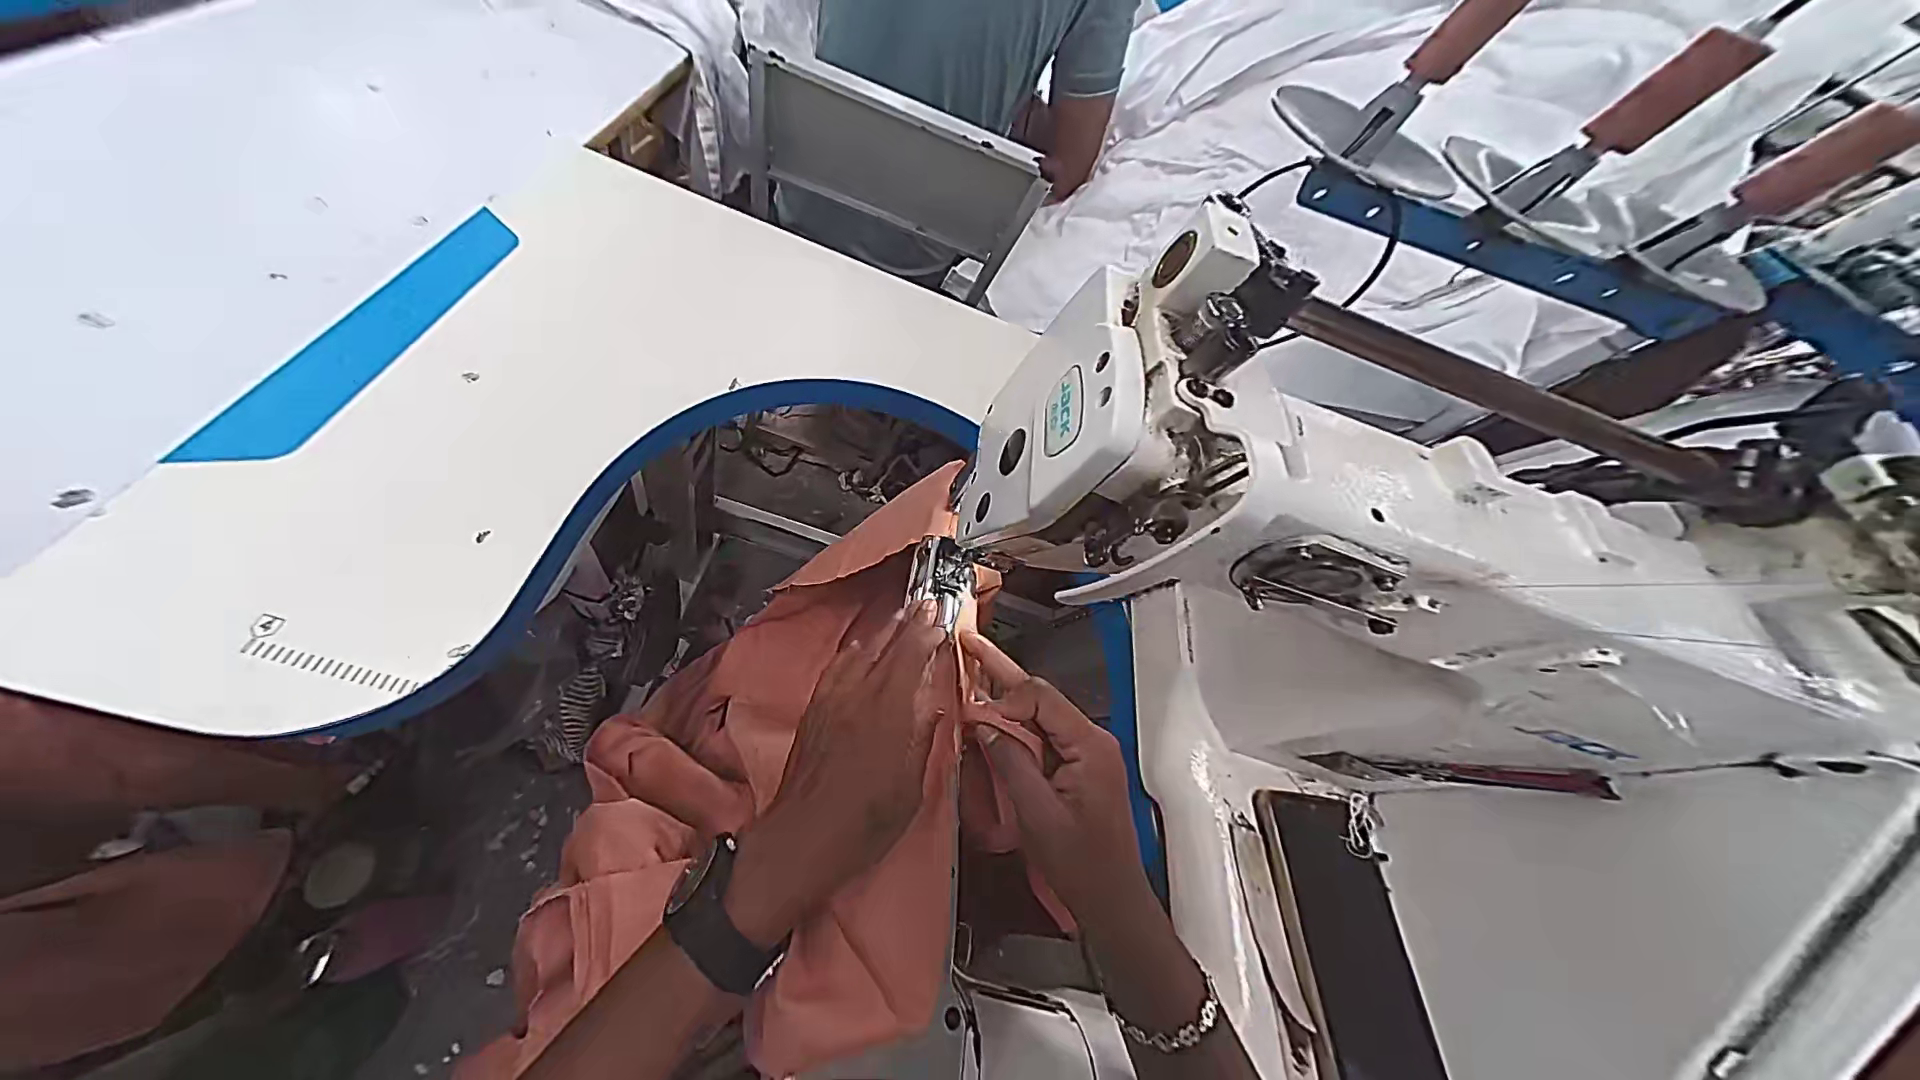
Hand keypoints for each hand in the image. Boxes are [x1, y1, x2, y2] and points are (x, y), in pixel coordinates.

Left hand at [724, 602, 952, 947]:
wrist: (802, 838)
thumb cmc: (865, 822)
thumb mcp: (910, 786)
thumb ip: (923, 738)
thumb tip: (935, 705)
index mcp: (889, 713)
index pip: (911, 657)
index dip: (926, 634)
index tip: (939, 618)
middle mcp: (858, 697)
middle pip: (887, 647)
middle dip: (908, 623)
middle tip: (923, 605)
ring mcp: (832, 700)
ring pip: (860, 651)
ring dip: (882, 631)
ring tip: (898, 618)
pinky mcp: (815, 710)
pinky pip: (837, 667)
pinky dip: (855, 650)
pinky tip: (860, 648)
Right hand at [960, 631, 1152, 934]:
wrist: (1113, 900)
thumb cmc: (1082, 865)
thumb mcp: (1037, 814)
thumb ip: (1010, 762)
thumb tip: (985, 725)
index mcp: (1089, 745)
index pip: (1040, 699)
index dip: (1004, 701)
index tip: (976, 716)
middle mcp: (1091, 739)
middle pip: (1040, 697)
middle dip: (1001, 673)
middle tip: (971, 645)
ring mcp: (1085, 752)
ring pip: (1039, 714)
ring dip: (1005, 697)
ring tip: (976, 669)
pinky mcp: (1077, 765)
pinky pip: (1042, 735)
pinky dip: (1015, 725)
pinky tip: (993, 716)